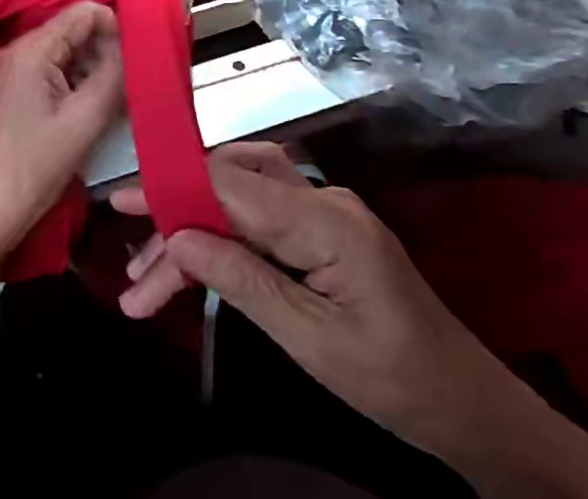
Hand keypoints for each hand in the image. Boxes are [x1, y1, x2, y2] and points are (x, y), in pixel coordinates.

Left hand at [0, 0, 124, 258]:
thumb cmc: (35, 165)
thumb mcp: (86, 119)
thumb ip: (114, 75)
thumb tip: (135, 46)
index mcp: (32, 49)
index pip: (85, 12)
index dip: (117, 28)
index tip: (138, 58)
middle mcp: (18, 50)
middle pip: (76, 31)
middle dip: (107, 53)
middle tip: (131, 85)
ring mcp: (13, 71)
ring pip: (68, 54)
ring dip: (95, 72)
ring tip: (115, 104)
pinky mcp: (14, 92)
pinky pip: (54, 73)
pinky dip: (78, 85)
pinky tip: (92, 112)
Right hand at [110, 143, 524, 457]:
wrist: (465, 402)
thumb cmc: (395, 379)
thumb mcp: (311, 340)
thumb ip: (243, 281)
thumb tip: (178, 239)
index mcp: (327, 221)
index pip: (233, 185)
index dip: (173, 187)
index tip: (122, 201)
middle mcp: (323, 200)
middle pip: (230, 190)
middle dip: (176, 227)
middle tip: (134, 276)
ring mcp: (323, 212)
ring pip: (238, 202)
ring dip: (192, 234)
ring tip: (150, 284)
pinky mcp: (320, 231)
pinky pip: (258, 219)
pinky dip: (220, 239)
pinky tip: (194, 264)